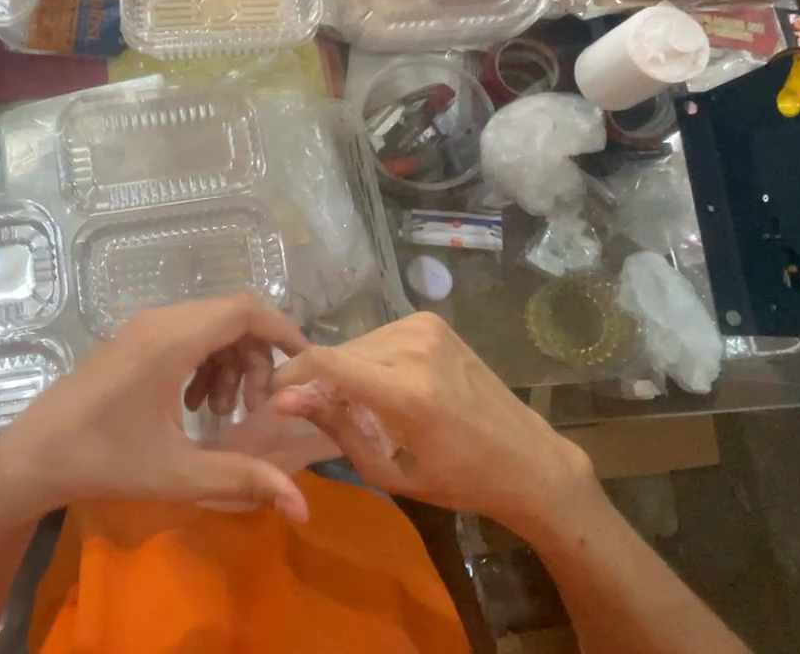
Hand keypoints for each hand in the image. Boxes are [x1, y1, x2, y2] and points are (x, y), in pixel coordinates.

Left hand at [0, 295, 312, 522]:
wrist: (35, 454)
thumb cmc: (103, 460)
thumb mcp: (177, 473)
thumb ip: (243, 479)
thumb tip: (303, 505)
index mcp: (171, 340)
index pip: (244, 310)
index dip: (283, 330)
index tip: (305, 366)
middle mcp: (160, 320)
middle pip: (231, 316)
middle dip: (257, 357)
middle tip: (258, 408)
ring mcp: (143, 326)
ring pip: (210, 325)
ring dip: (231, 362)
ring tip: (225, 412)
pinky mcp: (133, 339)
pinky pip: (187, 334)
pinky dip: (206, 362)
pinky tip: (197, 406)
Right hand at [269, 312, 595, 532]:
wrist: (527, 458)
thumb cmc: (458, 479)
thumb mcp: (390, 472)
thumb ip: (336, 428)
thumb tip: (285, 400)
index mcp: (406, 391)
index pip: (326, 362)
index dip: (290, 375)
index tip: (272, 394)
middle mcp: (414, 347)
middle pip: (339, 352)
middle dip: (319, 378)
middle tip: (318, 408)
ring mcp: (425, 327)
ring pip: (357, 342)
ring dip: (345, 368)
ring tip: (357, 401)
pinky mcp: (431, 321)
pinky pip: (379, 336)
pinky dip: (369, 358)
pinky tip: (383, 383)